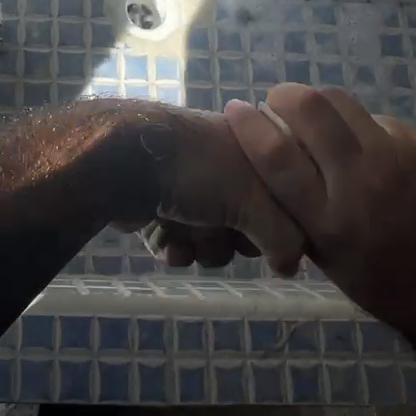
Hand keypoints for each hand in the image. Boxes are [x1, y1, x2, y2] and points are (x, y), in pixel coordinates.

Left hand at [119, 104, 306, 276]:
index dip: (276, 224)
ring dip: (201, 244)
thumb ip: (285, 237)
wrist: (124, 159)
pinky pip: (180, 242)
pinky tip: (166, 236)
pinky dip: (175, 245)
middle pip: (247, 227)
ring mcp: (190, 185)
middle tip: (220, 227)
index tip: (265, 230)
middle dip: (232, 238)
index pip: (283, 201)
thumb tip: (290, 266)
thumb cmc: (197, 168)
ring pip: (213, 240)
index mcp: (251, 150)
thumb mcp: (254, 198)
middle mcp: (223, 165)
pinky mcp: (160, 204)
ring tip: (185, 229)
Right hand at [224, 83, 415, 349]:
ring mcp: (397, 159)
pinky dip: (358, 126)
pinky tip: (363, 146)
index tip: (236, 110)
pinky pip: (376, 118)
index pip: (276, 154)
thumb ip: (293, 204)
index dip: (248, 124)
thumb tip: (264, 149)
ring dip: (318, 102)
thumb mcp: (323, 253)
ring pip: (341, 101)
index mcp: (328, 219)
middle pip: (309, 108)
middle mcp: (361, 182)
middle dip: (283, 96)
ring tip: (316, 117)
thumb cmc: (379, 280)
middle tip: (278, 104)